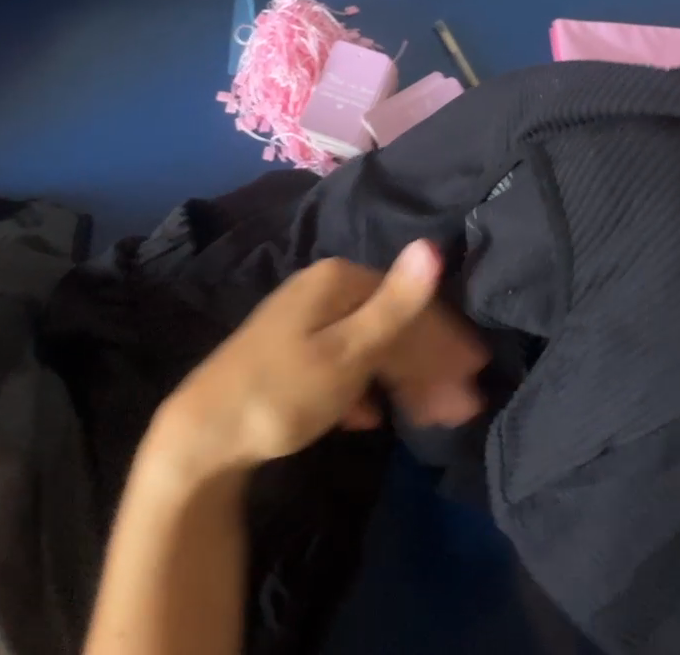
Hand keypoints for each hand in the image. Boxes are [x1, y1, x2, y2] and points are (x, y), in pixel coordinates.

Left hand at [149, 241, 475, 479]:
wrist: (202, 435)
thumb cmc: (283, 393)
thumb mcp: (347, 353)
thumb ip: (395, 305)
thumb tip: (434, 244)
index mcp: (339, 282)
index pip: (410, 303)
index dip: (447, 339)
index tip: (477, 376)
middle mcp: (323, 290)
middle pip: (391, 324)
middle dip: (429, 366)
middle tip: (461, 408)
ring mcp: (304, 322)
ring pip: (369, 347)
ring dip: (402, 381)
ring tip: (428, 418)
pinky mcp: (290, 354)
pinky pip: (341, 365)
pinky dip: (363, 390)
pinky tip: (369, 417)